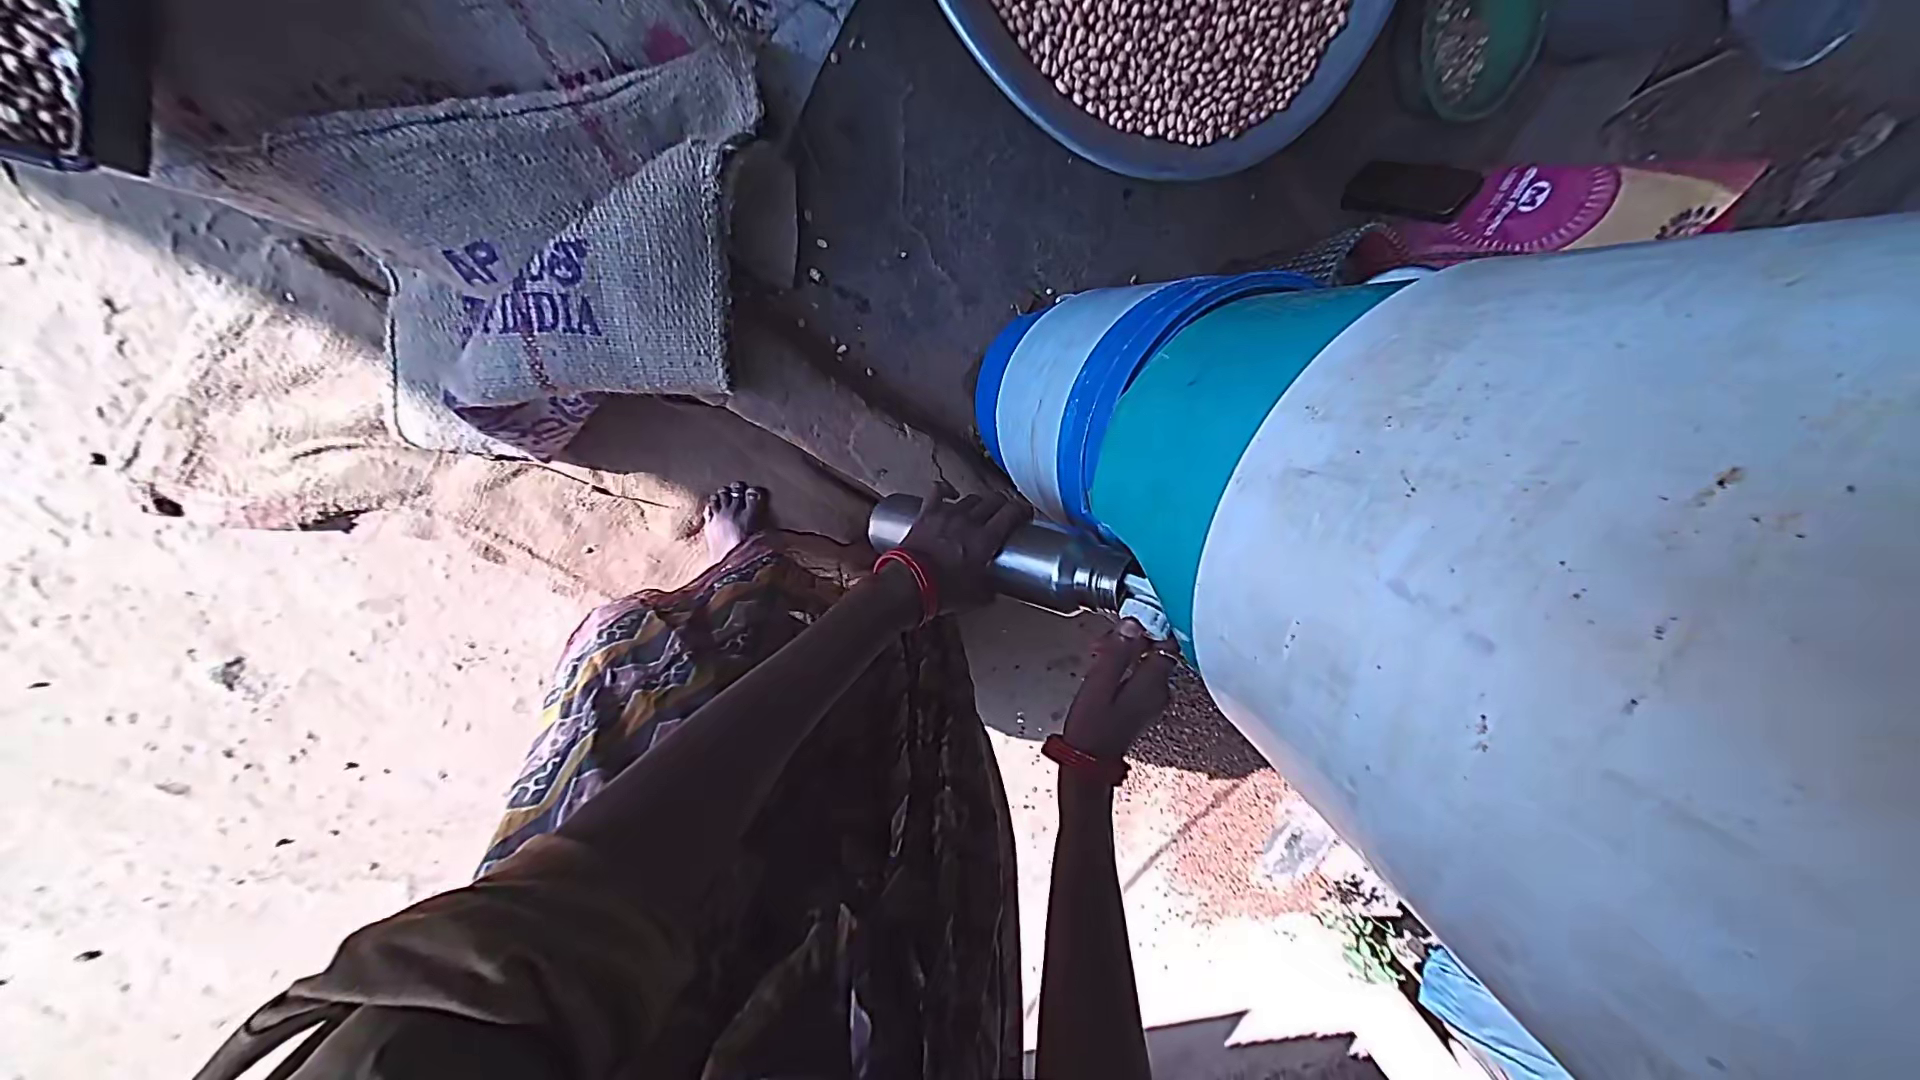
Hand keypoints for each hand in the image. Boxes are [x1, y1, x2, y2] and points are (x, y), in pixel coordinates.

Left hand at [894, 489, 1030, 613]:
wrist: (909, 584)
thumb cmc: (942, 591)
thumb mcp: (978, 595)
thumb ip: (991, 587)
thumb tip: (994, 588)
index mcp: (986, 539)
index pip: (1012, 512)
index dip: (1023, 510)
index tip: (1026, 514)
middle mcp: (969, 521)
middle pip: (993, 500)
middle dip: (1003, 504)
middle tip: (1005, 513)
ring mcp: (947, 514)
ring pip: (971, 498)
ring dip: (979, 503)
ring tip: (979, 511)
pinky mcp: (928, 513)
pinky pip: (939, 491)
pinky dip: (947, 490)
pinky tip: (951, 494)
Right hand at [1061, 619, 1176, 759]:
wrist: (1088, 762)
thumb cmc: (1091, 727)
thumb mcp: (1098, 683)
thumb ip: (1117, 652)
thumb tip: (1132, 624)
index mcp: (1152, 682)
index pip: (1166, 641)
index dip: (1149, 625)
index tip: (1129, 620)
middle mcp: (1159, 690)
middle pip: (1156, 649)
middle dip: (1132, 639)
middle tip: (1106, 641)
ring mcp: (1152, 699)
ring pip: (1146, 661)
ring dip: (1126, 652)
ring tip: (1100, 654)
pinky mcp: (1142, 705)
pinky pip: (1139, 675)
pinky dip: (1124, 667)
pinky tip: (1105, 670)